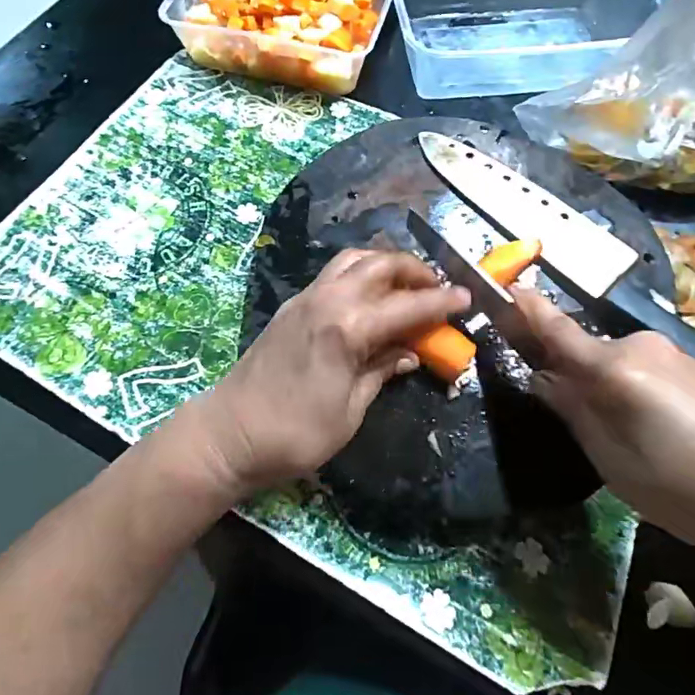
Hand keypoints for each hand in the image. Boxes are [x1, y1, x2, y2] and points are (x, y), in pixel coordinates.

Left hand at [178, 249, 468, 497]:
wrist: (227, 435)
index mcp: (347, 327)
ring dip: (386, 265)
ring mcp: (307, 298)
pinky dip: (362, 273)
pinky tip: (372, 298)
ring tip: (407, 286)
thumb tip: (409, 352)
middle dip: (416, 270)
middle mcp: (328, 300)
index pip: (407, 305)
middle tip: (438, 289)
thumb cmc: (294, 434)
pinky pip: (336, 273)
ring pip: (355, 259)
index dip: (441, 302)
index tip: (467, 296)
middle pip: (381, 264)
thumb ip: (381, 371)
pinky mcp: (294, 305)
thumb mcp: (350, 411)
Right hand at [513, 287, 694, 634]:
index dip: (520, 308)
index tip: (492, 287)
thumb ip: (575, 414)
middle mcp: (639, 345)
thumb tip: (543, 378)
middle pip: (584, 351)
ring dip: (602, 392)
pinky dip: (632, 396)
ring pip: (615, 367)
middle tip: (568, 428)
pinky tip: (657, 440)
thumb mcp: (617, 464)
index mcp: (611, 365)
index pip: (552, 326)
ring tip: (622, 449)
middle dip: (565, 376)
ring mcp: (673, 354)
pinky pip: (644, 375)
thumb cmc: (694, 488)